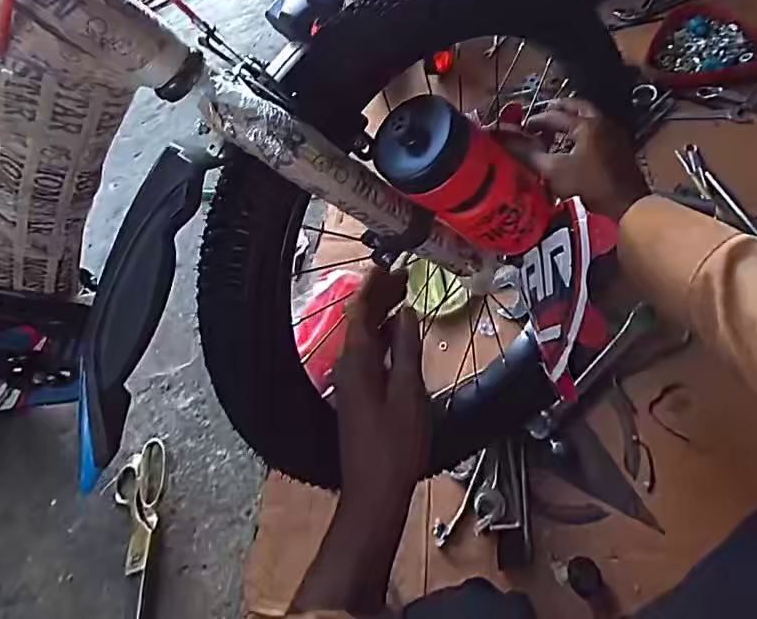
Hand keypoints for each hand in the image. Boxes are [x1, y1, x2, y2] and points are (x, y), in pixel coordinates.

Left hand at [332, 266, 429, 513]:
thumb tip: (408, 312)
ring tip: (405, 297)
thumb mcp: (408, 393)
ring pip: (365, 335)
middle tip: (404, 277)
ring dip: (383, 314)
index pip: (360, 308)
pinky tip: (399, 335)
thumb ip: (407, 349)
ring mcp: (350, 378)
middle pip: (361, 319)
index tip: (390, 266)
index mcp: (357, 359)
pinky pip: (368, 351)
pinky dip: (383, 336)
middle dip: (381, 295)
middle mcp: (348, 363)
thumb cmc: (395, 444)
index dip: (374, 284)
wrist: (374, 491)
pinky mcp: (357, 392)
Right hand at [514, 98, 650, 221]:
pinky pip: (598, 128)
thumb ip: (529, 154)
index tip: (523, 128)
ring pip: (589, 116)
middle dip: (558, 108)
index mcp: (585, 124)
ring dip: (571, 117)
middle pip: (576, 106)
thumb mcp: (554, 170)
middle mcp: (602, 122)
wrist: (628, 203)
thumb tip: (509, 143)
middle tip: (543, 113)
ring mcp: (614, 133)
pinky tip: (573, 142)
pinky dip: (582, 128)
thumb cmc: (590, 185)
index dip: (535, 121)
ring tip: (556, 127)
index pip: (554, 116)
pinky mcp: (620, 146)